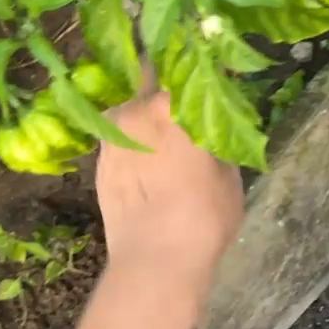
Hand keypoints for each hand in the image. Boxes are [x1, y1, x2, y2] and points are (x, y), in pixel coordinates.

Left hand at [95, 86, 244, 279]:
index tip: (209, 75)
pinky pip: (120, 138)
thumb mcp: (228, 177)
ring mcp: (111, 136)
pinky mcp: (100, 163)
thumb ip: (217, 142)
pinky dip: (134, 139)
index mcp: (170, 105)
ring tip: (165, 128)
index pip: (184, 67)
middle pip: (146, 76)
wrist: (155, 261)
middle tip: (182, 91)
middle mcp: (134, 110)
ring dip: (145, 112)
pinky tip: (150, 157)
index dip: (197, 69)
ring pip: (129, 108)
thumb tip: (211, 132)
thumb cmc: (203, 217)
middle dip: (162, 78)